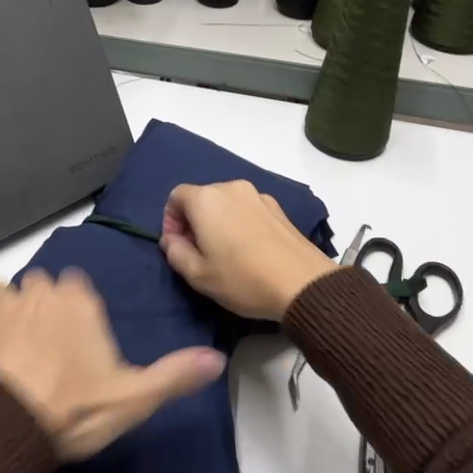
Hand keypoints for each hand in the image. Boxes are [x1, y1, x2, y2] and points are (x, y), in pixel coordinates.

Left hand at [0, 252, 225, 459]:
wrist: (11, 425)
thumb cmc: (75, 408)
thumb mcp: (134, 397)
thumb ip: (174, 374)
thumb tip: (217, 359)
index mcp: (82, 301)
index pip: (82, 292)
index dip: (80, 321)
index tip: (80, 352)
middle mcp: (43, 290)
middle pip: (47, 291)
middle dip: (47, 316)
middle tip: (50, 362)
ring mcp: (4, 303)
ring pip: (9, 294)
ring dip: (11, 313)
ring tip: (14, 354)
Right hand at [159, 181, 341, 319]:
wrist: (303, 284)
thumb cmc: (243, 279)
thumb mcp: (198, 275)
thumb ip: (175, 253)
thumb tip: (171, 239)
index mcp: (205, 200)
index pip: (176, 197)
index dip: (170, 220)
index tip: (177, 245)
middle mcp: (230, 188)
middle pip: (201, 197)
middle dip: (194, 221)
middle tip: (198, 252)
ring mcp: (257, 195)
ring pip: (226, 203)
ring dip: (218, 221)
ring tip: (226, 252)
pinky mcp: (278, 208)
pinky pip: (248, 209)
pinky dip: (240, 222)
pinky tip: (250, 249)